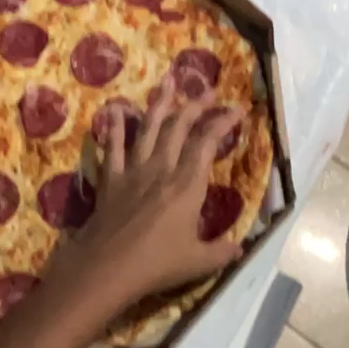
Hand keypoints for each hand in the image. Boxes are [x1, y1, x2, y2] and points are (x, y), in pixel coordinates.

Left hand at [50, 88, 245, 313]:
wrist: (107, 266)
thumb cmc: (156, 264)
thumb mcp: (198, 262)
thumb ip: (220, 252)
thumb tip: (240, 249)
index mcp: (187, 185)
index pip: (207, 144)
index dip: (222, 123)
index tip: (236, 110)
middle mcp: (162, 169)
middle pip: (179, 127)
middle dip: (195, 105)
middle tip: (208, 90)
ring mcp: (133, 170)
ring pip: (148, 128)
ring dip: (160, 103)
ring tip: (168, 82)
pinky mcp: (111, 178)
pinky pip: (113, 147)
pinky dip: (114, 128)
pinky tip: (114, 111)